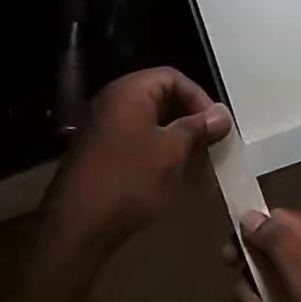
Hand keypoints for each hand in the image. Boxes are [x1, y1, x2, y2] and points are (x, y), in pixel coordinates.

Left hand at [38, 67, 231, 258]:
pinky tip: (169, 172)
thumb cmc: (130, 180)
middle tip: (210, 142)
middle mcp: (111, 100)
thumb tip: (221, 114)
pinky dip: (154, 149)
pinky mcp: (97, 150)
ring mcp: (101, 125)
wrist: (79, 224)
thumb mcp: (172, 152)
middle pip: (159, 96)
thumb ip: (198, 127)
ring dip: (173, 135)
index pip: (172, 77)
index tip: (217, 125)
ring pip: (147, 119)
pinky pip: (133, 138)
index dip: (199, 97)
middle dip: (188, 117)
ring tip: (194, 159)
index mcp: (129, 90)